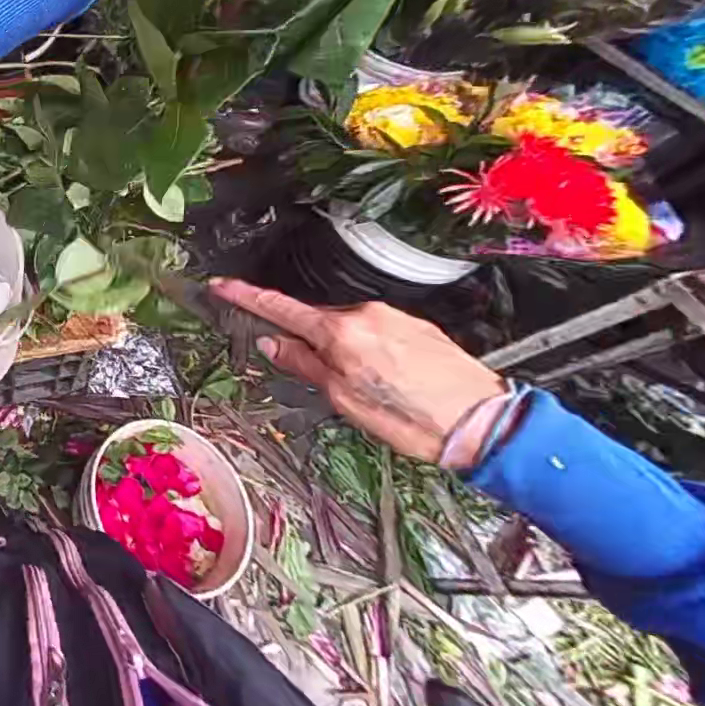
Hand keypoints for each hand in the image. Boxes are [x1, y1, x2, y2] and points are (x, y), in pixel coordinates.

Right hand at [211, 278, 505, 466]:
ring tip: (370, 389)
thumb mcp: (344, 399)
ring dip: (344, 350)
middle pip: (316, 320)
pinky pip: (374, 329)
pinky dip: (369, 349)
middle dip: (310, 343)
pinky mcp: (413, 322)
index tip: (223, 284)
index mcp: (339, 332)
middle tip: (327, 381)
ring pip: (347, 327)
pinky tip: (389, 378)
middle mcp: (364, 313)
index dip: (246, 296)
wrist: (481, 421)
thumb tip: (274, 343)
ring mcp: (391, 314)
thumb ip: (304, 365)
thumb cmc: (412, 419)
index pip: (279, 307)